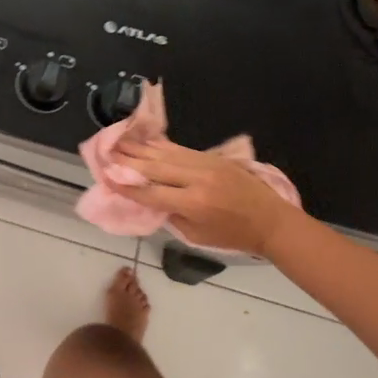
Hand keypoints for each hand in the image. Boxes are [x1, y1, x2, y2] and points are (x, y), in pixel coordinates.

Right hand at [114, 140, 303, 256]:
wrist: (271, 221)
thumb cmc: (234, 236)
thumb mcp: (198, 235)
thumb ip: (172, 215)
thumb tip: (150, 199)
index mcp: (193, 204)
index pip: (151, 192)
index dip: (127, 186)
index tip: (107, 177)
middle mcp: (197, 180)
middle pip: (154, 167)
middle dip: (128, 161)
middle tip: (106, 153)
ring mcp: (205, 164)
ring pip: (165, 153)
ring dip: (139, 148)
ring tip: (118, 142)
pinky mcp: (212, 157)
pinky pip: (179, 149)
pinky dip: (159, 145)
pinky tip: (145, 141)